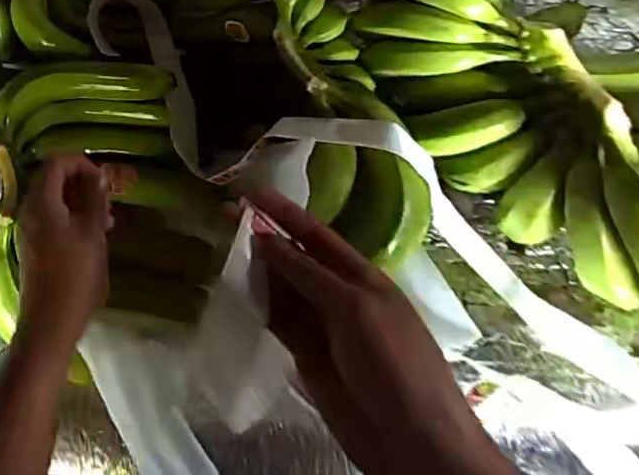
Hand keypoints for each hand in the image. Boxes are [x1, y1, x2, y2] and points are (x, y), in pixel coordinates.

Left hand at [16, 154, 113, 347]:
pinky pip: (53, 216)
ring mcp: (29, 228)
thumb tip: (100, 173)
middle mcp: (29, 209)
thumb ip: (95, 198)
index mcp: (41, 202)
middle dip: (83, 182)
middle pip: (55, 178)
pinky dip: (73, 216)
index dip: (82, 163)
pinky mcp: (34, 245)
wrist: (49, 327)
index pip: (58, 161)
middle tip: (108, 199)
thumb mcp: (92, 233)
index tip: (104, 180)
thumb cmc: (74, 278)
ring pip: (56, 198)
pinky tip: (94, 235)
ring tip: (107, 220)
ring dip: (81, 200)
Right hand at [249, 190, 513, 474]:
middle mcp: (338, 293)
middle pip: (294, 256)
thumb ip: (308, 274)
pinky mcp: (306, 354)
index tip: (249, 192)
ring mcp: (321, 325)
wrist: (416, 445)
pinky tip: (236, 286)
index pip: (314, 233)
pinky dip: (258, 301)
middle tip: (224, 213)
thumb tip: (266, 238)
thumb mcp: (355, 308)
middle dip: (263, 234)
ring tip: (223, 242)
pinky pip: (278, 319)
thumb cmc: (395, 364)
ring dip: (256, 265)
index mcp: (359, 274)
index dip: (283, 212)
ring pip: (282, 286)